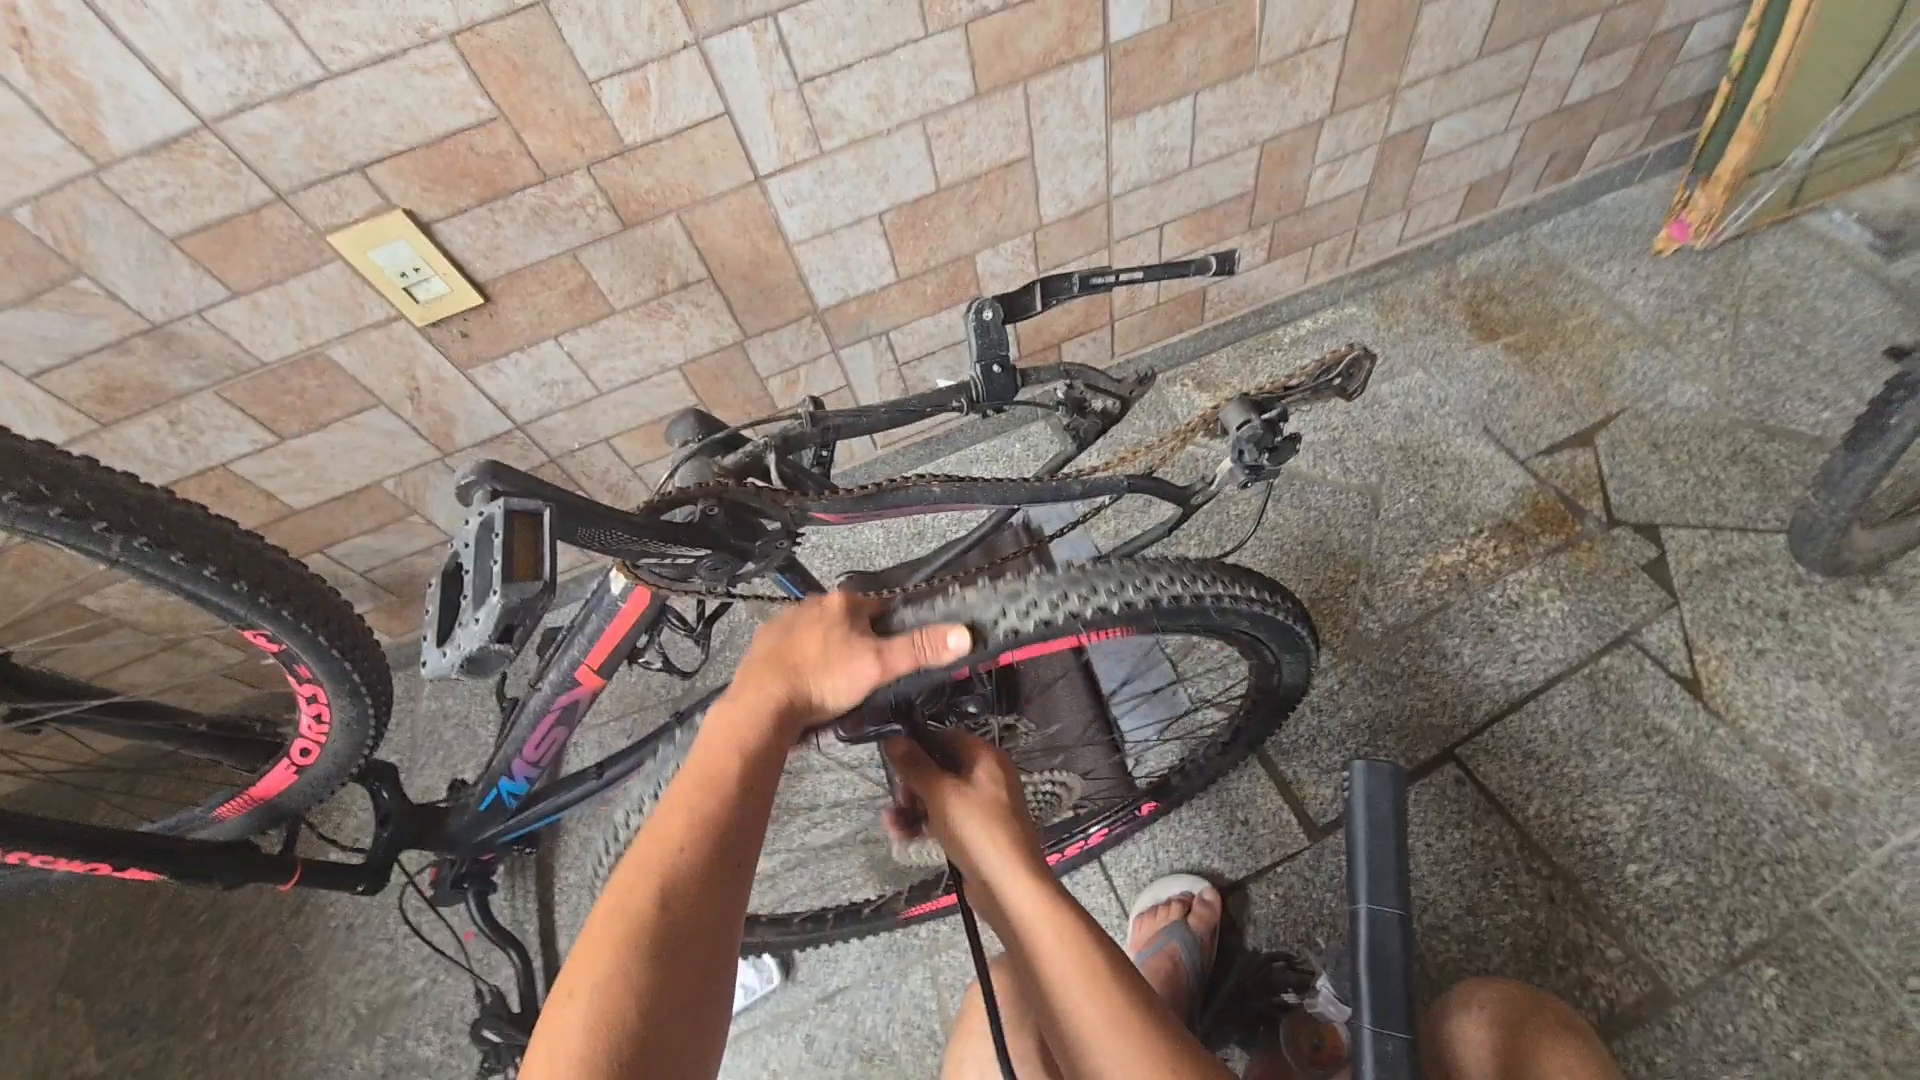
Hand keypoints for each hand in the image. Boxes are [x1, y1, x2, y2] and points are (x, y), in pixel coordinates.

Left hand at [720, 592, 971, 740]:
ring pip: (819, 633)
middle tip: (863, 677)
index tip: (891, 659)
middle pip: (848, 620)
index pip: (880, 609)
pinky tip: (804, 684)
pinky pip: (792, 648)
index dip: (890, 633)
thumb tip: (965, 633)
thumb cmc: (825, 680)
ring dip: (829, 650)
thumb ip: (921, 649)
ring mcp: (784, 621)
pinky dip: (801, 661)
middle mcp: (812, 602)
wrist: (763, 704)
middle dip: (857, 642)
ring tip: (833, 684)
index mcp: (843, 602)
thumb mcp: (879, 666)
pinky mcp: (763, 643)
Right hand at [883, 732, 1048, 885]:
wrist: (1009, 887)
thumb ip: (915, 765)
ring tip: (891, 824)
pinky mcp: (975, 831)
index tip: (893, 760)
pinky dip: (924, 823)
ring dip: (912, 806)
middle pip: (939, 767)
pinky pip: (945, 818)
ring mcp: (982, 805)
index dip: (918, 745)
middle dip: (912, 783)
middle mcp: (986, 776)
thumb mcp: (940, 793)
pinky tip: (903, 836)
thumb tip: (892, 738)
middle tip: (897, 800)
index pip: (945, 736)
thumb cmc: (977, 830)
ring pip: (938, 795)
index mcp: (985, 757)